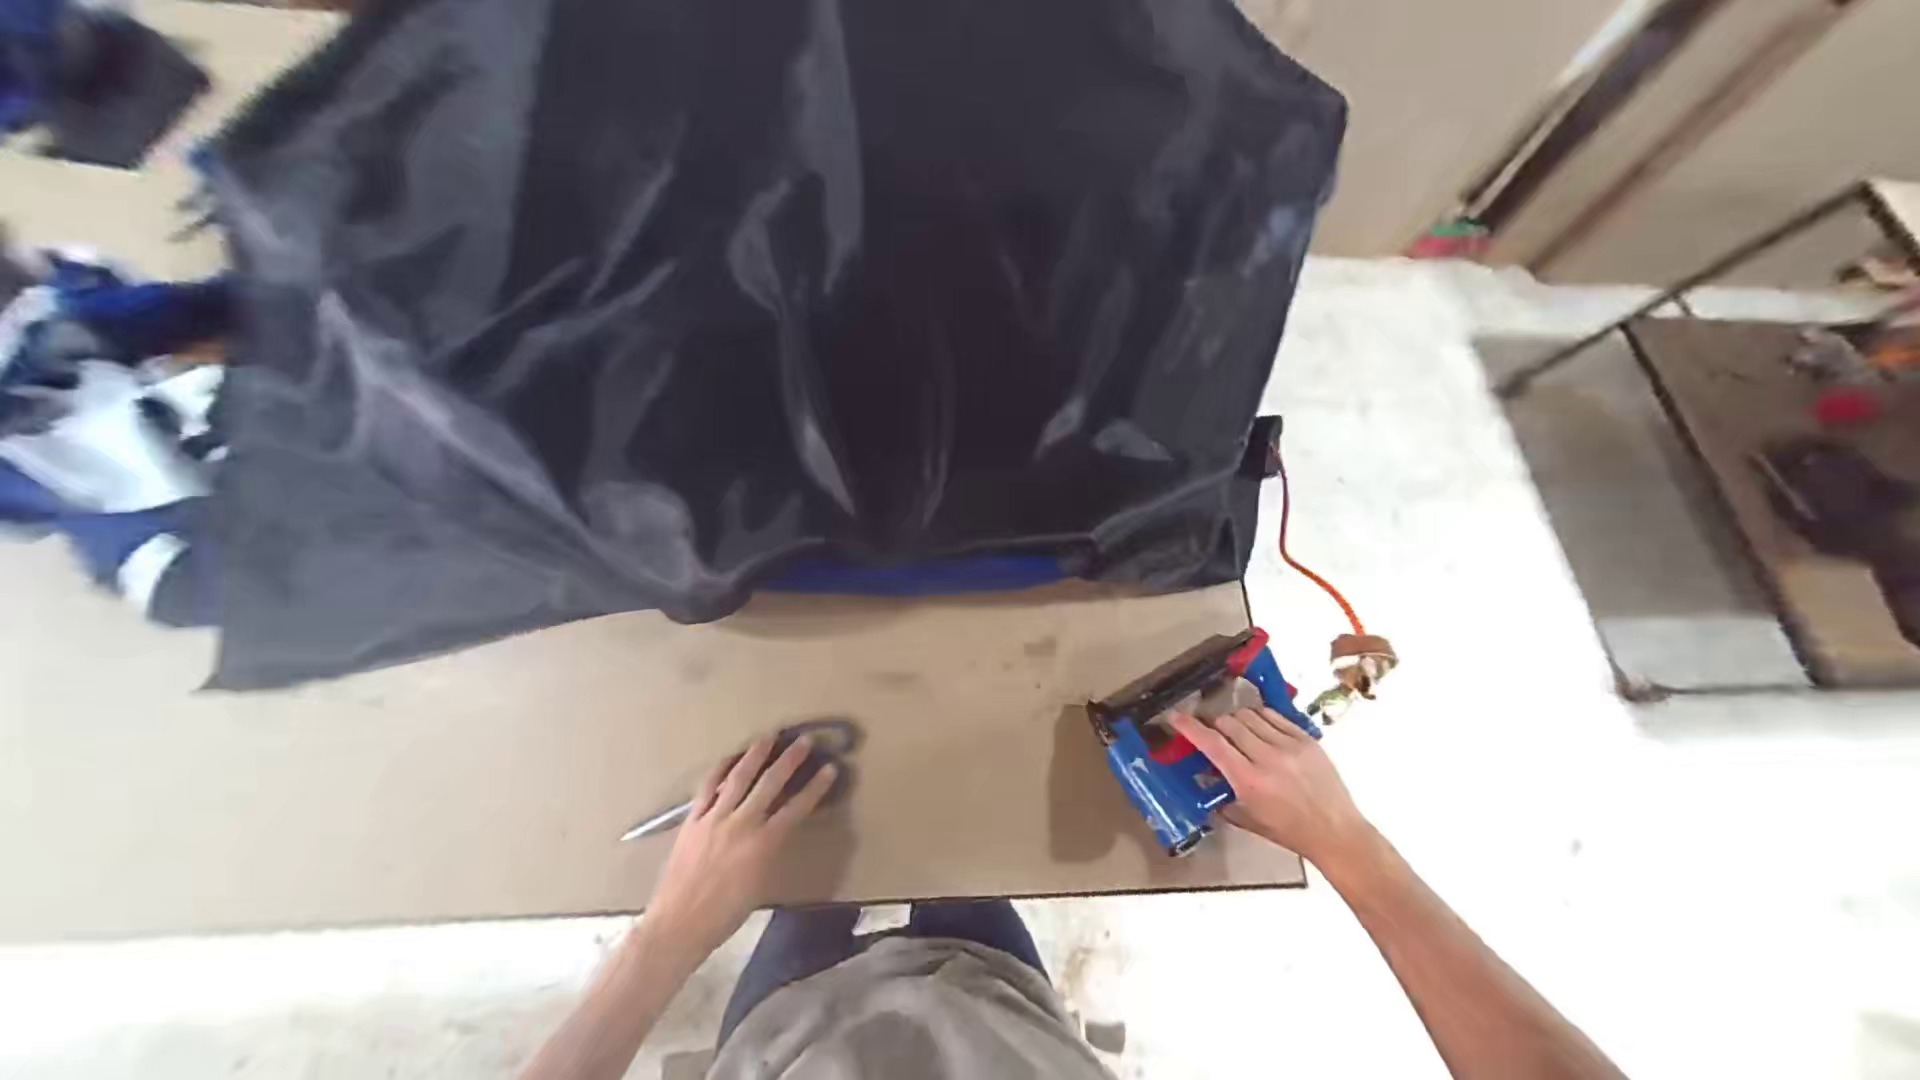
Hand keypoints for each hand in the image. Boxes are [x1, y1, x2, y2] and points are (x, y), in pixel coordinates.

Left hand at [644, 735, 837, 953]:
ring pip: (739, 777)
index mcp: (763, 844)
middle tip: (804, 741)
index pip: (797, 808)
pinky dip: (720, 769)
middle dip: (790, 760)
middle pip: (770, 783)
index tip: (829, 769)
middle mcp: (741, 824)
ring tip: (768, 737)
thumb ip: (771, 849)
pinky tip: (729, 758)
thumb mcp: (761, 882)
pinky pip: (707, 787)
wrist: (678, 926)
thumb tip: (778, 827)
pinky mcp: (693, 820)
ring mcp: (714, 818)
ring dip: (756, 754)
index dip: (816, 787)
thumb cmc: (725, 914)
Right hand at [1169, 707, 1371, 865]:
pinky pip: (1274, 716)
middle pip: (1228, 723)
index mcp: (1249, 781)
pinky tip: (1260, 729)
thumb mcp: (1248, 819)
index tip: (1176, 717)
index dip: (1190, 727)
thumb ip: (1222, 797)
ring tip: (1238, 731)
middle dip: (1215, 725)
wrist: (1338, 833)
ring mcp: (1290, 746)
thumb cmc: (1290, 831)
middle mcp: (1267, 758)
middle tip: (1214, 732)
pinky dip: (1260, 718)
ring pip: (1249, 715)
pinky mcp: (1306, 740)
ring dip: (1237, 720)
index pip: (1212, 743)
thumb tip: (1203, 778)